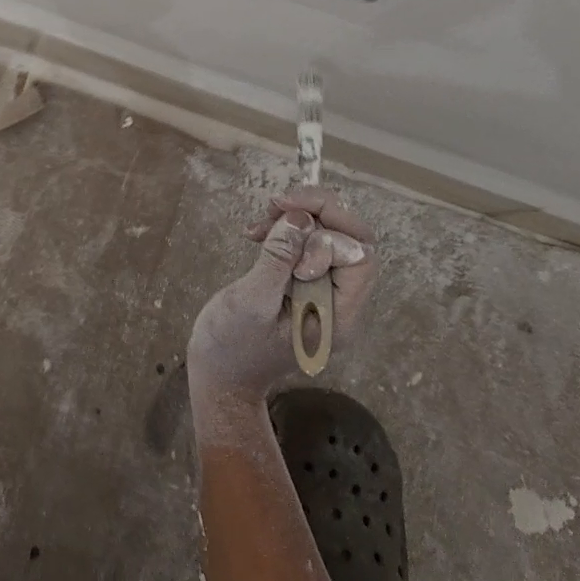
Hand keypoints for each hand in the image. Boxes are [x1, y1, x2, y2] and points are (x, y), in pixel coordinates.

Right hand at [187, 187, 376, 424]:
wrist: (220, 376)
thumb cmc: (231, 346)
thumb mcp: (250, 301)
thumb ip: (278, 259)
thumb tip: (301, 217)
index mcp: (339, 316)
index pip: (359, 256)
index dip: (329, 227)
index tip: (286, 214)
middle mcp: (341, 304)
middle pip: (350, 241)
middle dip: (315, 213)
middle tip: (275, 204)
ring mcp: (324, 295)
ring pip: (329, 238)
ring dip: (297, 219)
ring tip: (259, 222)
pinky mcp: (304, 286)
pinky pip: (308, 247)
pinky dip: (285, 232)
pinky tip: (256, 232)